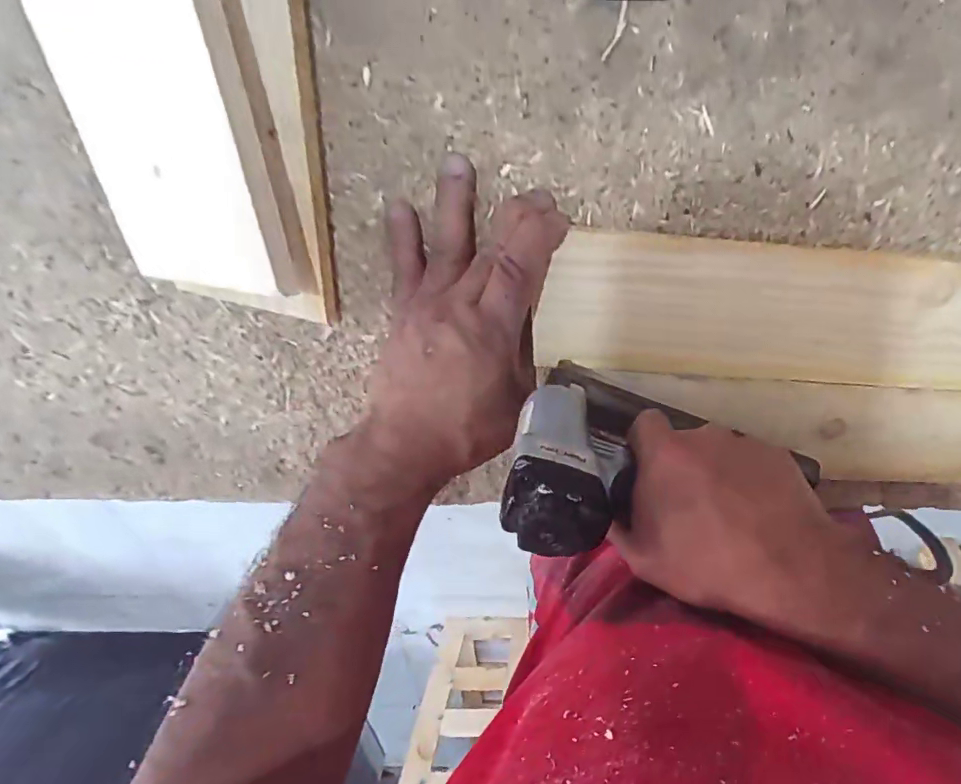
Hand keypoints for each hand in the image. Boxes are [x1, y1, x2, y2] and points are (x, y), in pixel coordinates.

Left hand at [357, 154, 569, 492]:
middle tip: (536, 193)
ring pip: (446, 245)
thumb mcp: (517, 395)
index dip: (540, 237)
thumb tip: (524, 318)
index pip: (521, 269)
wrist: (406, 442)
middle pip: (491, 249)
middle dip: (516, 216)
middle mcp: (458, 306)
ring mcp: (426, 304)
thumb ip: (522, 350)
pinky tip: (401, 206)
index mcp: (492, 329)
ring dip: (455, 203)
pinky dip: (403, 236)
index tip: (559, 217)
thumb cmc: (471, 428)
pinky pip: (403, 266)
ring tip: (459, 164)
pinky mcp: (403, 311)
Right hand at [611, 411, 850, 620]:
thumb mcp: (646, 561)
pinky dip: (752, 479)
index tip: (648, 475)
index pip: (644, 424)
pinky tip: (761, 511)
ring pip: (721, 453)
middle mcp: (706, 435)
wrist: (788, 568)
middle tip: (692, 506)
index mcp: (666, 454)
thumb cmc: (709, 565)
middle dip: (683, 467)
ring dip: (719, 473)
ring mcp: (746, 443)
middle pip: (685, 443)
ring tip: (732, 513)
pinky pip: (753, 462)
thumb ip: (620, 529)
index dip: (643, 447)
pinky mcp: (779, 455)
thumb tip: (612, 514)